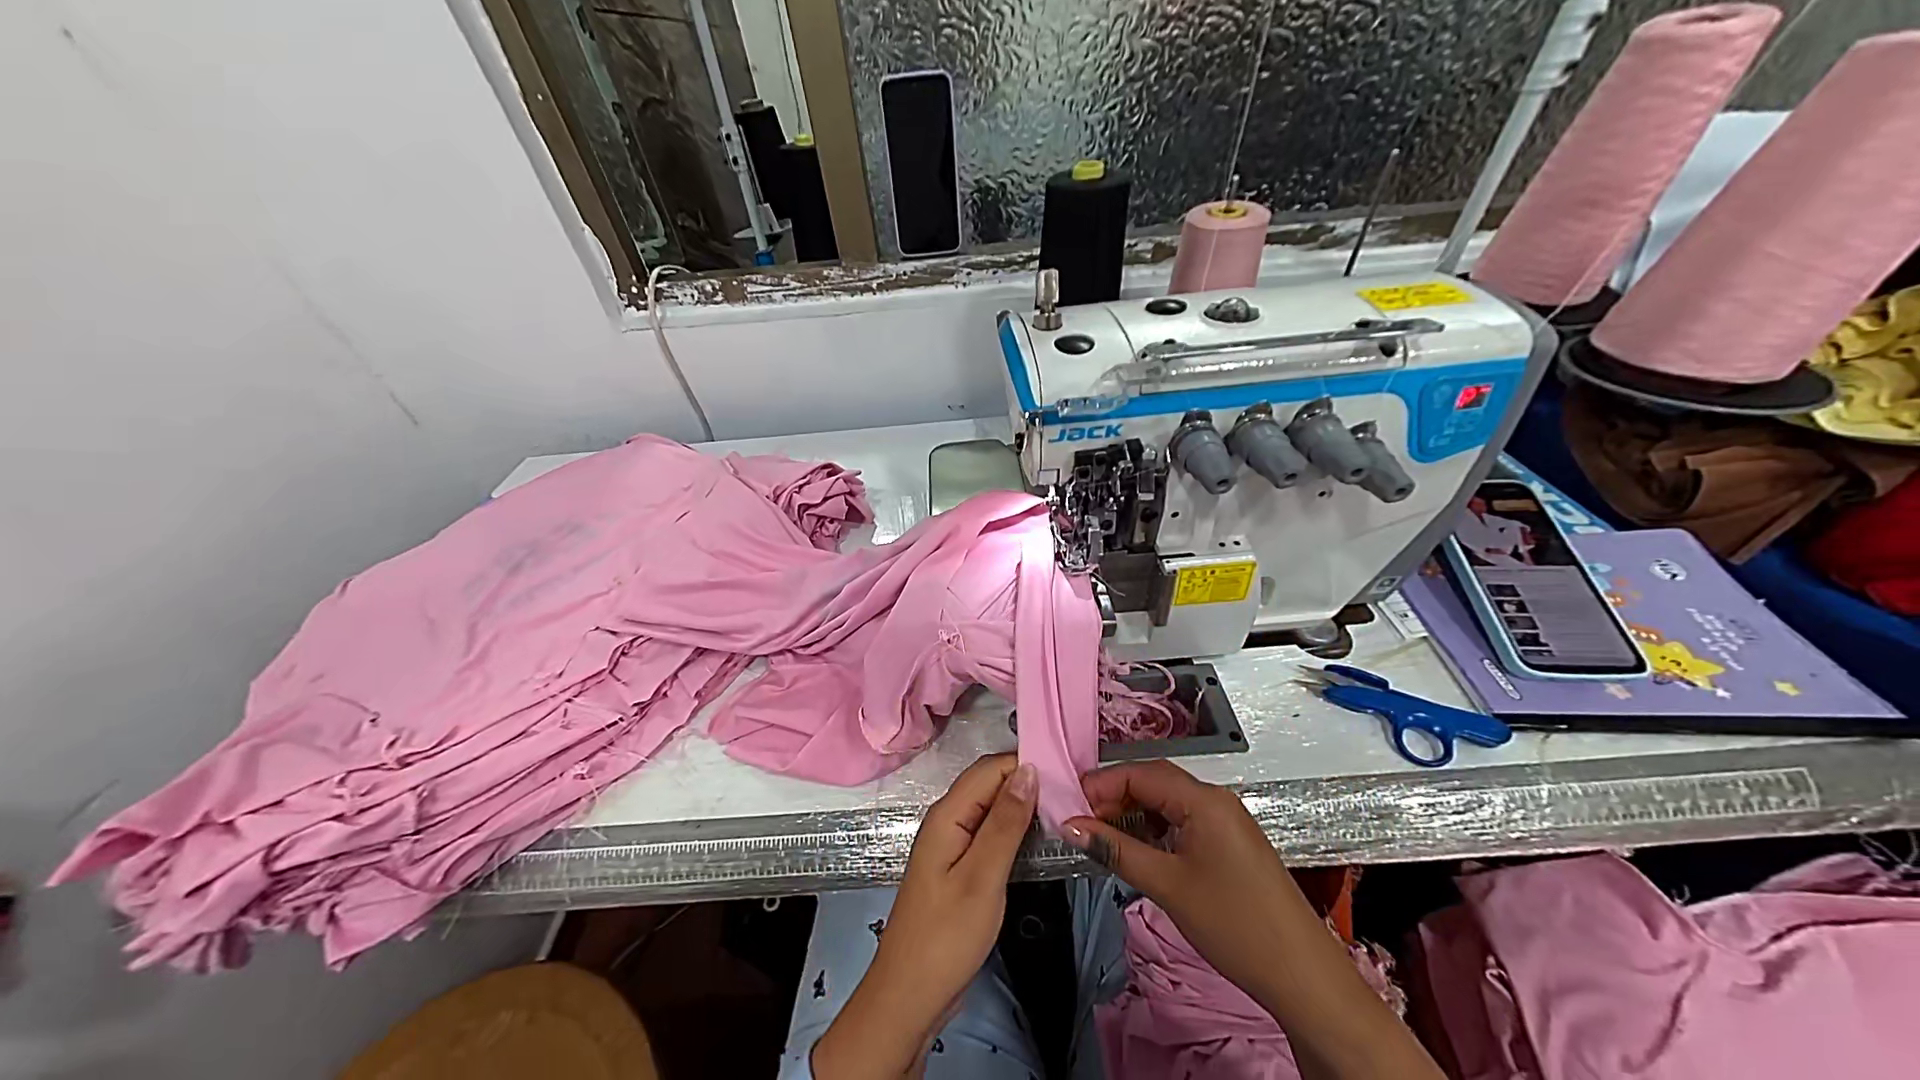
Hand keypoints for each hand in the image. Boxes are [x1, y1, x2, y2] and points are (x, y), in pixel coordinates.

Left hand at [811, 754, 1036, 1078]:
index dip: (1026, 763)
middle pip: (990, 784)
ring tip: (1065, 810)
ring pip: (992, 808)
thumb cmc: (946, 937)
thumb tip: (1027, 771)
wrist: (911, 995)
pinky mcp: (961, 866)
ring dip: (1024, 806)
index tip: (1068, 772)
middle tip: (1074, 791)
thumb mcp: (982, 877)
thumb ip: (1005, 823)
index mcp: (947, 815)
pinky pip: (990, 833)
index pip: (990, 769)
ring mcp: (953, 844)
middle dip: (1028, 781)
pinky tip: (1039, 838)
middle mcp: (948, 821)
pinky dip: (1015, 829)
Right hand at [1060, 759, 1301, 994]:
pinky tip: (1136, 850)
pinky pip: (1182, 821)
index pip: (1140, 772)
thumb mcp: (1166, 885)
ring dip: (1132, 814)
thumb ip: (1115, 850)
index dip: (1101, 784)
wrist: (1301, 974)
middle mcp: (1215, 800)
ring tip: (1103, 838)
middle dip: (1114, 797)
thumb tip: (1071, 828)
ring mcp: (1225, 820)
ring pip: (1167, 803)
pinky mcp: (1228, 842)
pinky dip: (1154, 829)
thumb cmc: (1234, 924)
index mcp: (1203, 799)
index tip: (1070, 806)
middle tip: (1082, 823)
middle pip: (1153, 782)